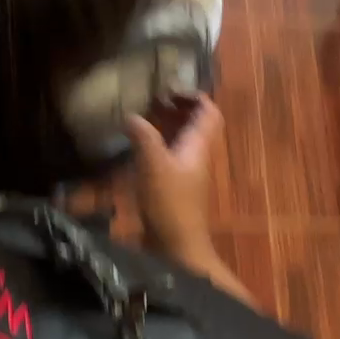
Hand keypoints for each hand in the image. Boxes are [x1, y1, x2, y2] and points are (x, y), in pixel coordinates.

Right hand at [126, 95, 222, 262]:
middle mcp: (195, 156)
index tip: (170, 89)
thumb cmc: (171, 204)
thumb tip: (132, 115)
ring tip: (141, 116)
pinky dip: (154, 145)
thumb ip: (143, 136)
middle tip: (151, 99)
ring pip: (180, 140)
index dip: (194, 96)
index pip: (208, 112)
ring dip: (164, 125)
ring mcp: (185, 172)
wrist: (176, 249)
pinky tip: (134, 145)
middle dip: (176, 108)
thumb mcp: (154, 165)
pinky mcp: (172, 187)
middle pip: (194, 124)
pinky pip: (167, 156)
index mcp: (198, 146)